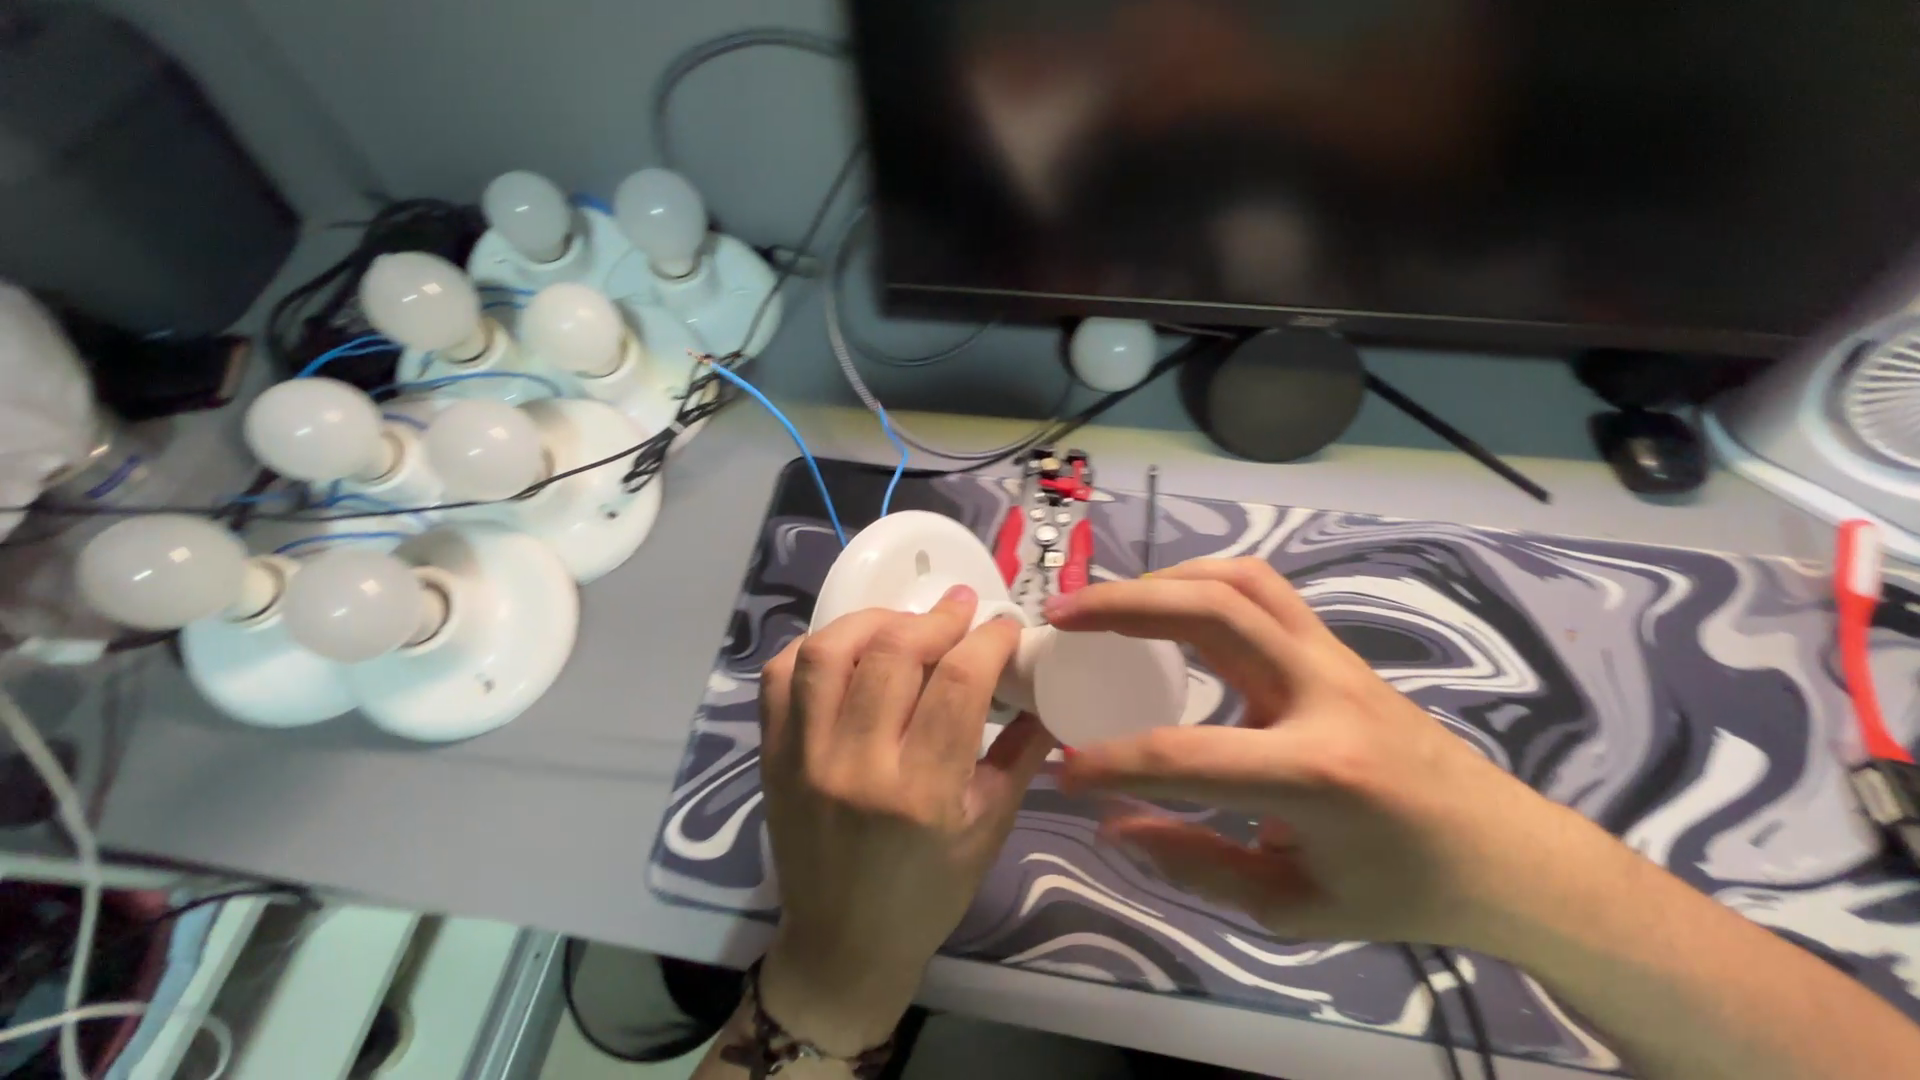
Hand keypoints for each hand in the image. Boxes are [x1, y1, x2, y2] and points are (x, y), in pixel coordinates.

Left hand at [756, 586, 1054, 1053]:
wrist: (843, 944)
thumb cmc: (928, 893)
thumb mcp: (989, 831)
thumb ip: (1021, 756)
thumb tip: (1046, 693)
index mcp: (922, 793)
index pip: (959, 683)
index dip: (989, 639)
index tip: (1004, 626)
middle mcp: (858, 767)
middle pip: (894, 653)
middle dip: (936, 618)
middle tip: (959, 609)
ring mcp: (804, 758)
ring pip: (829, 653)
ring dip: (873, 621)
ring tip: (901, 621)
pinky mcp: (771, 756)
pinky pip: (779, 677)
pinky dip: (814, 648)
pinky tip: (847, 650)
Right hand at [1049, 557, 1603, 952]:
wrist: (1499, 850)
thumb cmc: (1396, 889)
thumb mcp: (1289, 905)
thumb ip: (1193, 863)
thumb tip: (1111, 823)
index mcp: (1315, 774)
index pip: (1184, 756)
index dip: (1111, 762)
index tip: (1062, 769)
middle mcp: (1322, 694)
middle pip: (1212, 613)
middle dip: (1123, 607)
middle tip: (1060, 618)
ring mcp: (1333, 658)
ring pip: (1239, 581)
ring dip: (1162, 580)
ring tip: (1103, 602)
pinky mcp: (1334, 647)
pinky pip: (1261, 591)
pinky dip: (1201, 583)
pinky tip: (1164, 604)